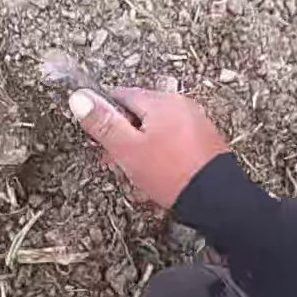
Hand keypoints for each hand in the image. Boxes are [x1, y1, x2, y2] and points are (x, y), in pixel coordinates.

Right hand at [69, 87, 229, 207]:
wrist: (217, 200)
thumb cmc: (172, 174)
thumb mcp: (129, 149)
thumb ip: (104, 123)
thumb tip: (79, 97)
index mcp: (162, 102)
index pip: (121, 96)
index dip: (105, 117)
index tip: (98, 137)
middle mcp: (182, 106)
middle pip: (141, 115)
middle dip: (125, 138)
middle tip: (115, 162)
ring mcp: (196, 124)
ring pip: (158, 132)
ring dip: (142, 151)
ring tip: (137, 176)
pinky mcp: (206, 143)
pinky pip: (175, 145)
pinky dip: (162, 158)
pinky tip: (158, 179)